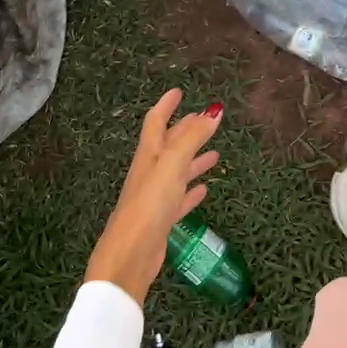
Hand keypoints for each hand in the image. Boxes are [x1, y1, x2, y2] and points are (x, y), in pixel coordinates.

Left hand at [84, 89, 223, 303]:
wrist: (130, 255)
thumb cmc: (148, 203)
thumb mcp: (172, 164)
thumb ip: (193, 137)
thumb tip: (214, 111)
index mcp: (149, 154)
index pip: (156, 121)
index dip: (166, 105)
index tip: (179, 92)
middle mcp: (151, 171)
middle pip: (169, 145)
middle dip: (186, 130)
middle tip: (205, 119)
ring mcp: (155, 197)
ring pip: (178, 171)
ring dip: (195, 160)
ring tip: (216, 153)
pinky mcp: (161, 220)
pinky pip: (180, 199)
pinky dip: (192, 191)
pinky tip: (204, 190)